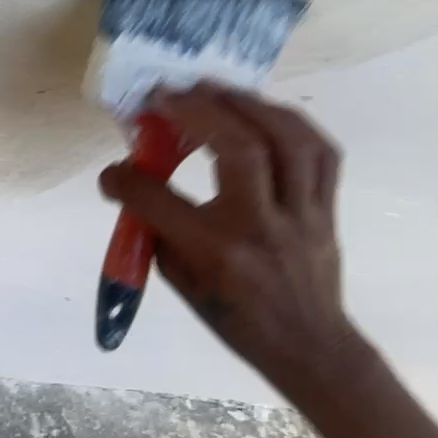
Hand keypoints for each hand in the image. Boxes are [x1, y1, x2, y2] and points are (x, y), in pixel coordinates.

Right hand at [99, 84, 371, 392]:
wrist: (311, 349)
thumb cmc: (233, 315)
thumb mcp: (178, 277)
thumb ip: (156, 222)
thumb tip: (135, 172)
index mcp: (216, 252)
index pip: (158, 199)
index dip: (123, 178)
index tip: (111, 171)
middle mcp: (262, 227)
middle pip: (239, 149)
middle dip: (197, 110)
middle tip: (167, 93)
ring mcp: (301, 216)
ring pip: (288, 142)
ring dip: (246, 104)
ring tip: (212, 88)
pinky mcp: (327, 210)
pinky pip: (322, 153)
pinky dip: (290, 122)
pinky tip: (260, 110)